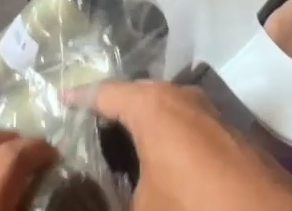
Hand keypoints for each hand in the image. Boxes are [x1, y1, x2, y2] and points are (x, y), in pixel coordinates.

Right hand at [78, 80, 291, 210]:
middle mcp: (179, 97)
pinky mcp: (230, 132)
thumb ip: (121, 195)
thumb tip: (118, 191)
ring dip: (144, 120)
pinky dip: (169, 133)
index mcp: (151, 107)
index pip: (105, 93)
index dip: (81, 95)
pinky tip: (163, 157)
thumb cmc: (196, 206)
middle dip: (114, 105)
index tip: (61, 94)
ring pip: (165, 106)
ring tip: (122, 139)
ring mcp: (208, 112)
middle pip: (137, 94)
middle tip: (89, 118)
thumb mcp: (144, 208)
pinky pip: (187, 123)